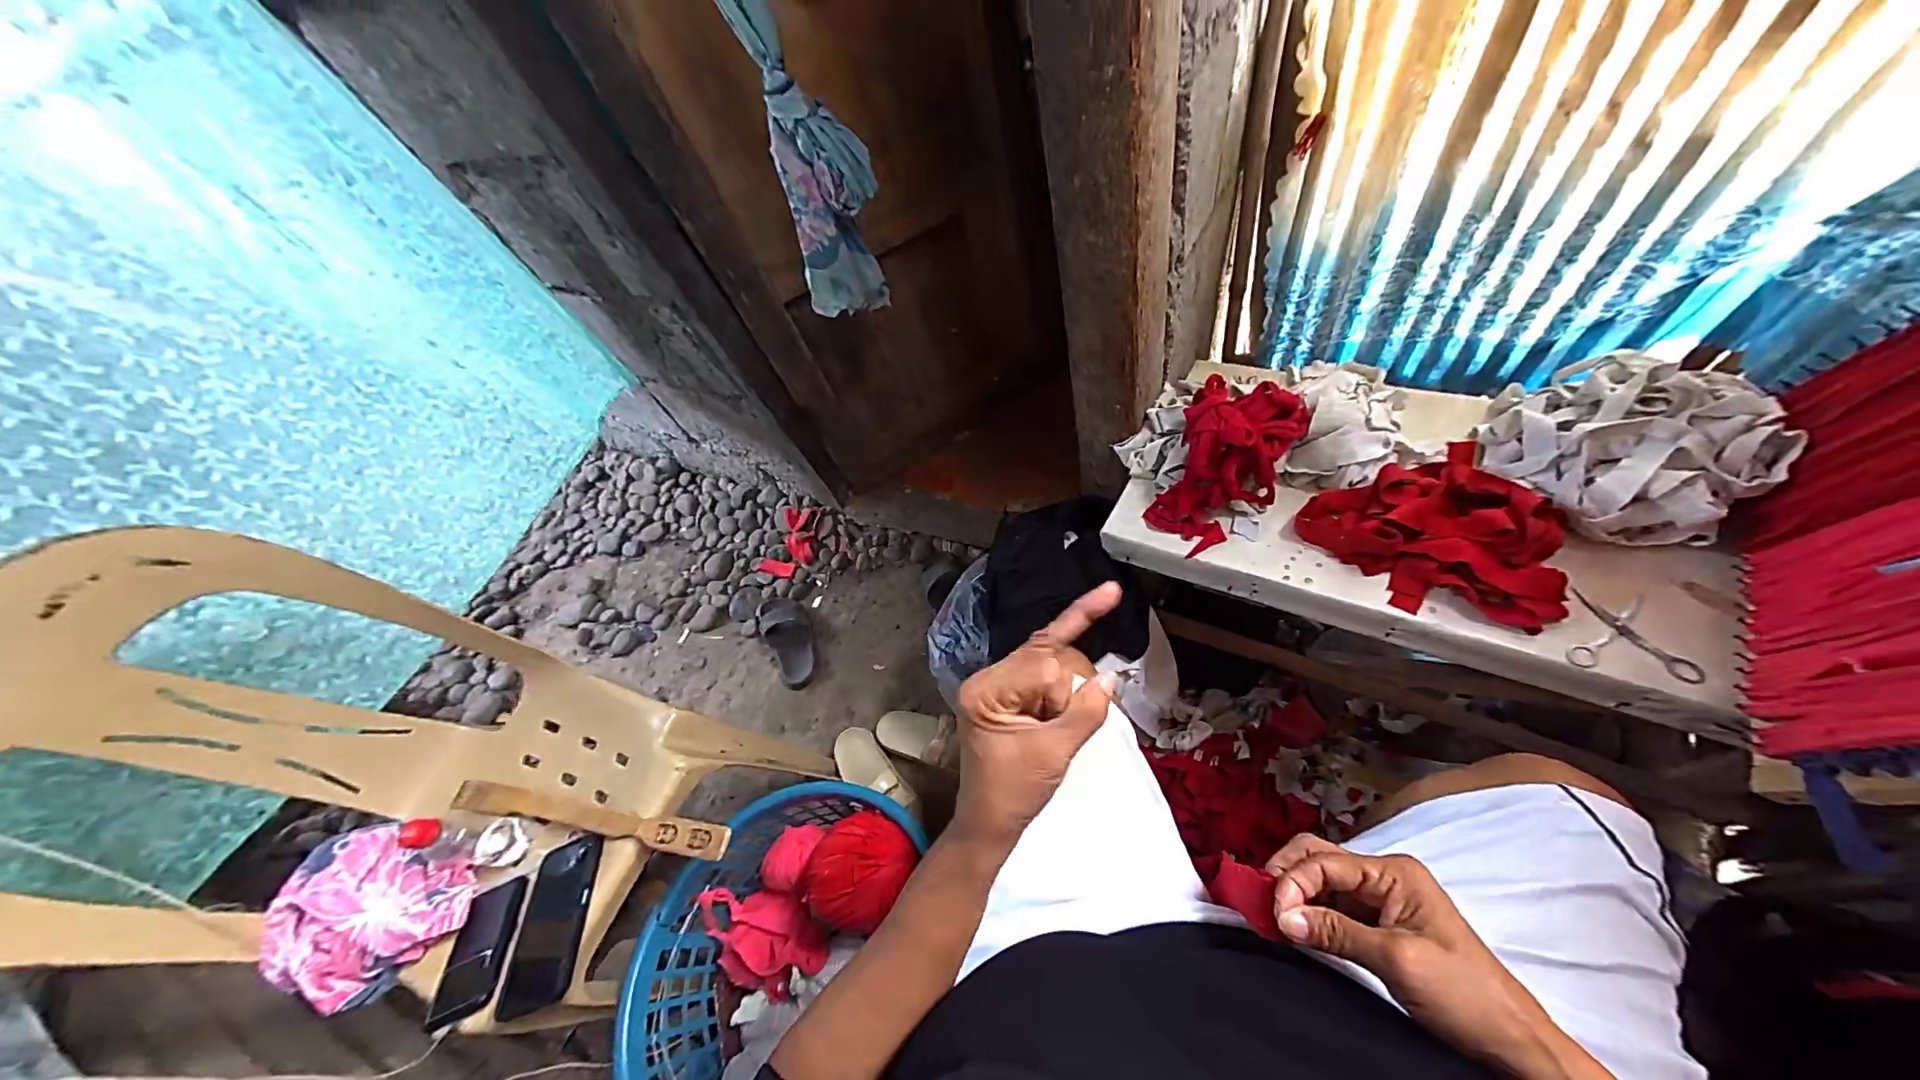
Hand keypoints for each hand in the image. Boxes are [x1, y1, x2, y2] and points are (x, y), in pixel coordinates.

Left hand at [952, 583, 1121, 845]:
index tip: (1058, 726)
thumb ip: (1084, 712)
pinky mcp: (1012, 690)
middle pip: (1045, 652)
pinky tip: (1095, 614)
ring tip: (1054, 723)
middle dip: (1067, 684)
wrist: (991, 821)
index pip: (1042, 664)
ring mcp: (999, 682)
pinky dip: (1066, 669)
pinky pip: (1045, 667)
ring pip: (1050, 656)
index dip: (1062, 693)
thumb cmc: (1014, 792)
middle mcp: (988, 677)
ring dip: (1066, 687)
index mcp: (986, 690)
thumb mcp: (1053, 753)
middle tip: (1058, 724)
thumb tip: (1111, 677)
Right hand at [1267, 835, 1612, 1078]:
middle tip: (1260, 904)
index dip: (1292, 881)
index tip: (1273, 913)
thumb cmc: (1467, 996)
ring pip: (1319, 882)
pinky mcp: (1375, 924)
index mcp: (1394, 871)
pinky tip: (1291, 927)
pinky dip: (1306, 914)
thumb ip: (1336, 931)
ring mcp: (1380, 899)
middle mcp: (1384, 876)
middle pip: (1317, 859)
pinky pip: (1329, 908)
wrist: (1513, 1043)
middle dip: (1285, 877)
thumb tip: (1282, 915)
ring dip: (1293, 896)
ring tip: (1271, 918)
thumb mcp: (1397, 960)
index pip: (1324, 860)